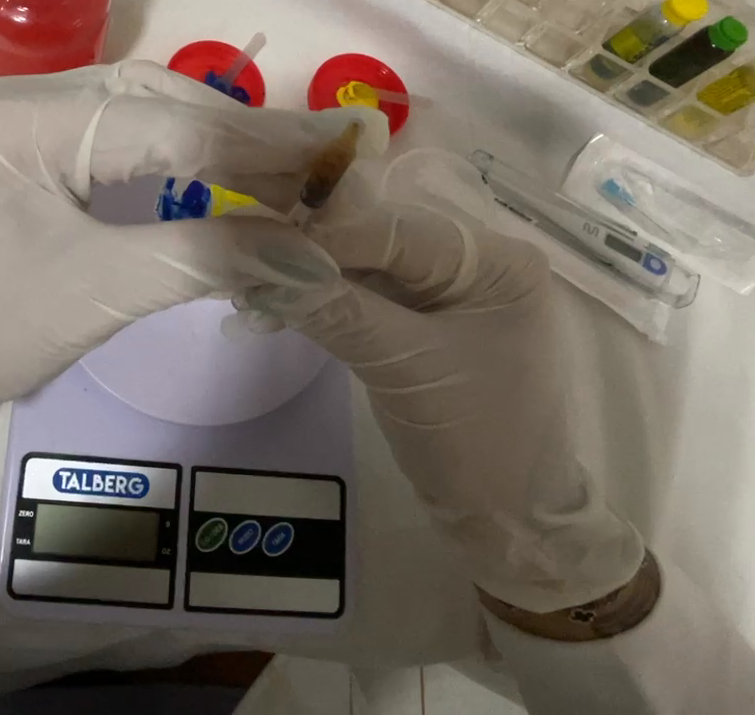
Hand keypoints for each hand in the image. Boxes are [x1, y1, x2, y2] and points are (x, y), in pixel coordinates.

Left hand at [0, 61, 383, 500]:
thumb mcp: (102, 292)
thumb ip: (208, 258)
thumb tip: (315, 255)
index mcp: (19, 121)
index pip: (159, 122)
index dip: (254, 140)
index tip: (335, 145)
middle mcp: (23, 97)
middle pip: (157, 99)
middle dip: (241, 133)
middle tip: (320, 159)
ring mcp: (33, 116)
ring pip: (150, 110)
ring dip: (220, 139)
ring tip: (289, 168)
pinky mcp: (46, 143)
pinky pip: (131, 134)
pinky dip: (187, 154)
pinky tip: (231, 171)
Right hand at [239, 154, 643, 613]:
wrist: (509, 522)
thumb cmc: (476, 442)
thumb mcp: (404, 369)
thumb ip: (335, 308)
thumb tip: (260, 262)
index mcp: (497, 261)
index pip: (397, 231)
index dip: (325, 236)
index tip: (256, 240)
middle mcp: (476, 261)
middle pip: (379, 240)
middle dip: (312, 252)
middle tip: (245, 257)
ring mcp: (448, 290)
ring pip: (365, 266)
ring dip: (310, 276)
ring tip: (251, 282)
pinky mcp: (422, 318)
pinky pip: (365, 295)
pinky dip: (323, 300)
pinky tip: (276, 304)